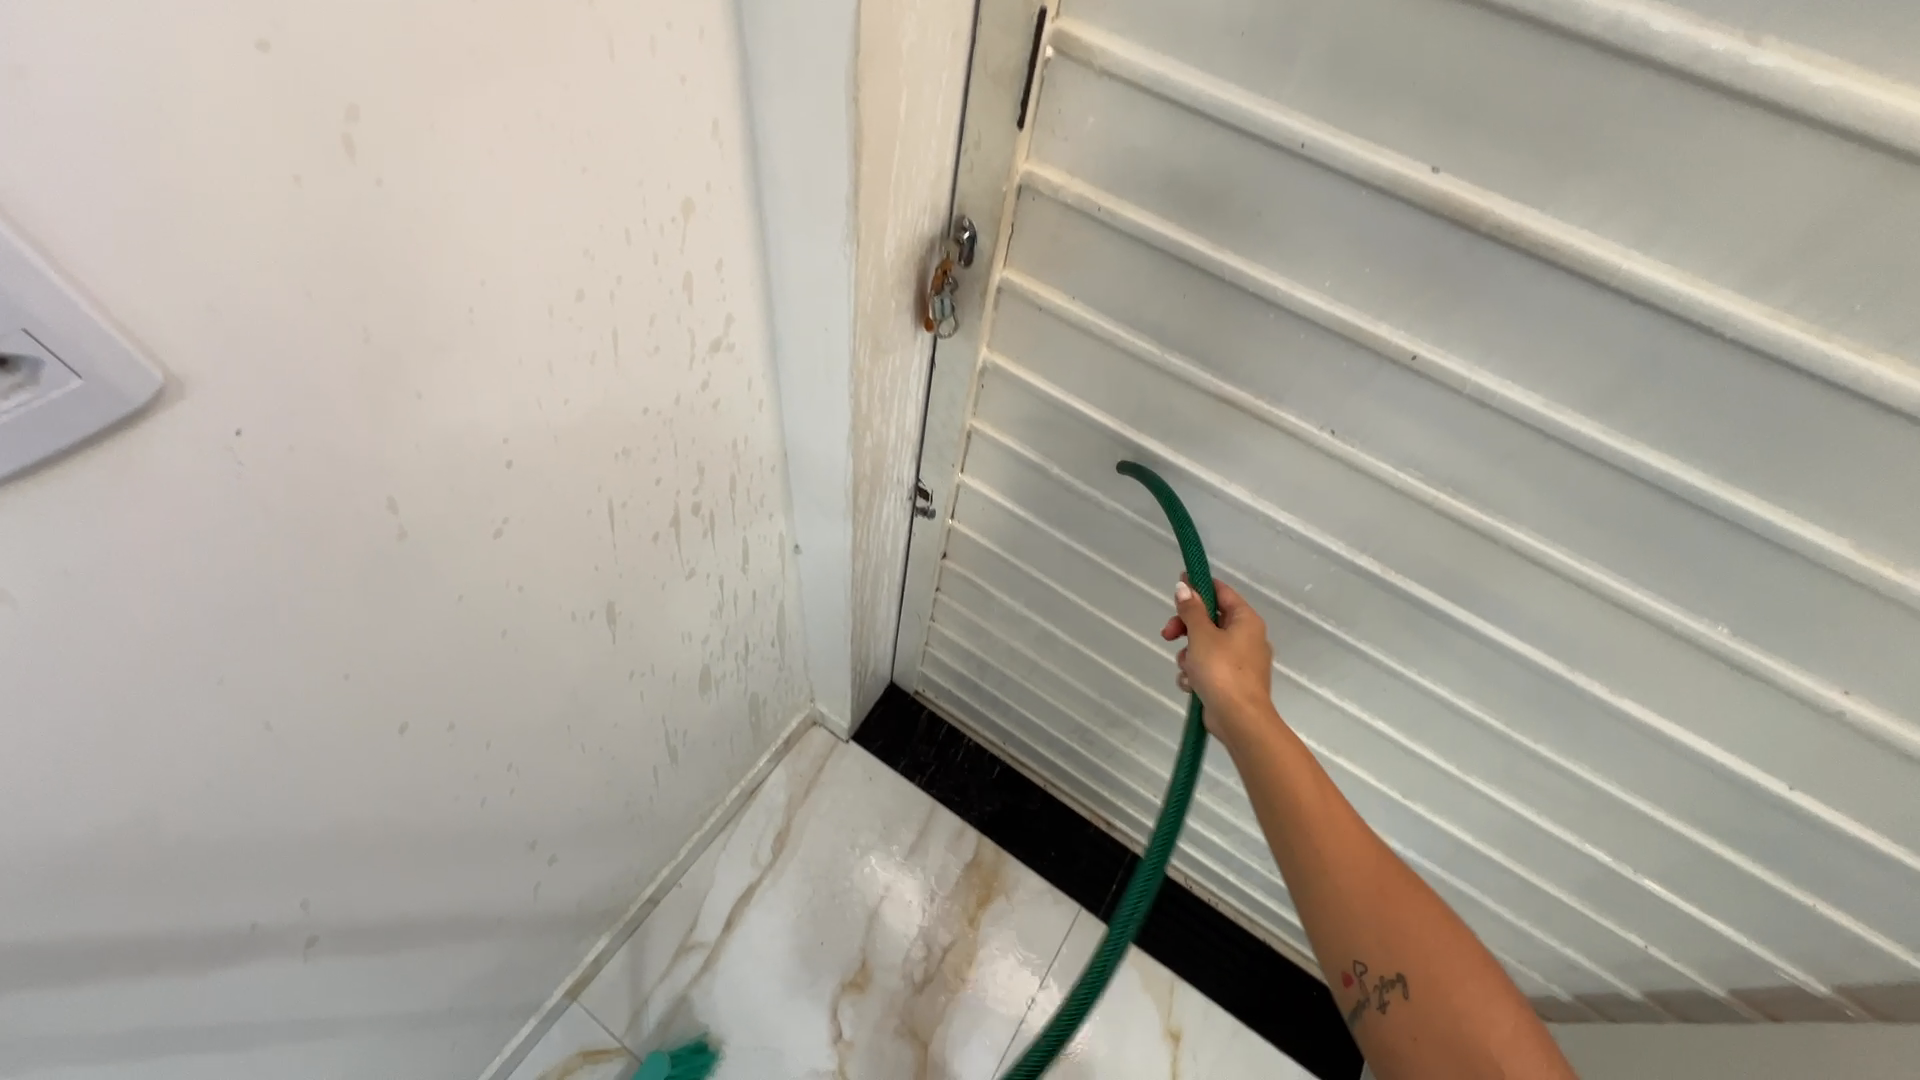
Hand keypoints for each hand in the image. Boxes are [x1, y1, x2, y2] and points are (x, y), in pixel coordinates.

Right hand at [1160, 577, 1277, 740]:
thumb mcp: (1201, 635)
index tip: (1177, 586)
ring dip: (1188, 656)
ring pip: (1203, 646)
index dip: (1198, 586)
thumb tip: (1184, 586)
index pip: (1221, 592)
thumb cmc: (1222, 671)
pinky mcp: (1230, 682)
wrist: (1239, 719)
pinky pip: (1206, 668)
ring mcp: (1239, 662)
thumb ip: (1191, 609)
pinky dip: (1196, 674)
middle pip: (1208, 621)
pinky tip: (1192, 685)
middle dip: (1185, 629)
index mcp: (1246, 621)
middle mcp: (1246, 637)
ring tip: (1188, 669)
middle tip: (1168, 634)